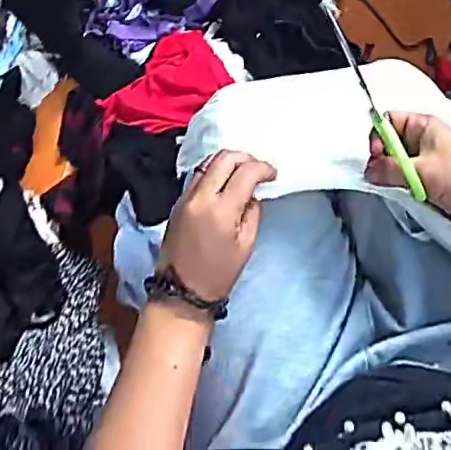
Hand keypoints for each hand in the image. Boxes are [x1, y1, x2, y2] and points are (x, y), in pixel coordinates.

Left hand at [160, 150, 275, 302]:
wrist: (181, 293)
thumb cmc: (219, 273)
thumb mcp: (246, 244)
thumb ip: (253, 211)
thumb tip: (253, 192)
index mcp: (221, 209)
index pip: (246, 172)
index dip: (264, 168)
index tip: (272, 174)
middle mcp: (201, 196)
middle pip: (225, 158)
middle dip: (246, 158)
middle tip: (258, 169)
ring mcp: (186, 197)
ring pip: (208, 162)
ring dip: (229, 162)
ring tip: (241, 173)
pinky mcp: (177, 202)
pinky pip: (198, 174)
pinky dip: (214, 171)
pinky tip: (224, 182)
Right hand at [367, 112, 450, 236]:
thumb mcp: (422, 171)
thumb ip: (390, 168)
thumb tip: (367, 170)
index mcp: (425, 124)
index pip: (389, 119)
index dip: (378, 136)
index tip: (375, 157)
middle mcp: (426, 138)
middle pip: (392, 142)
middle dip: (382, 158)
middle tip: (380, 176)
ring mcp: (431, 161)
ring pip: (399, 163)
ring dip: (393, 175)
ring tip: (394, 188)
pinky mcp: (434, 182)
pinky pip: (408, 179)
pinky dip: (403, 186)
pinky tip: (404, 196)